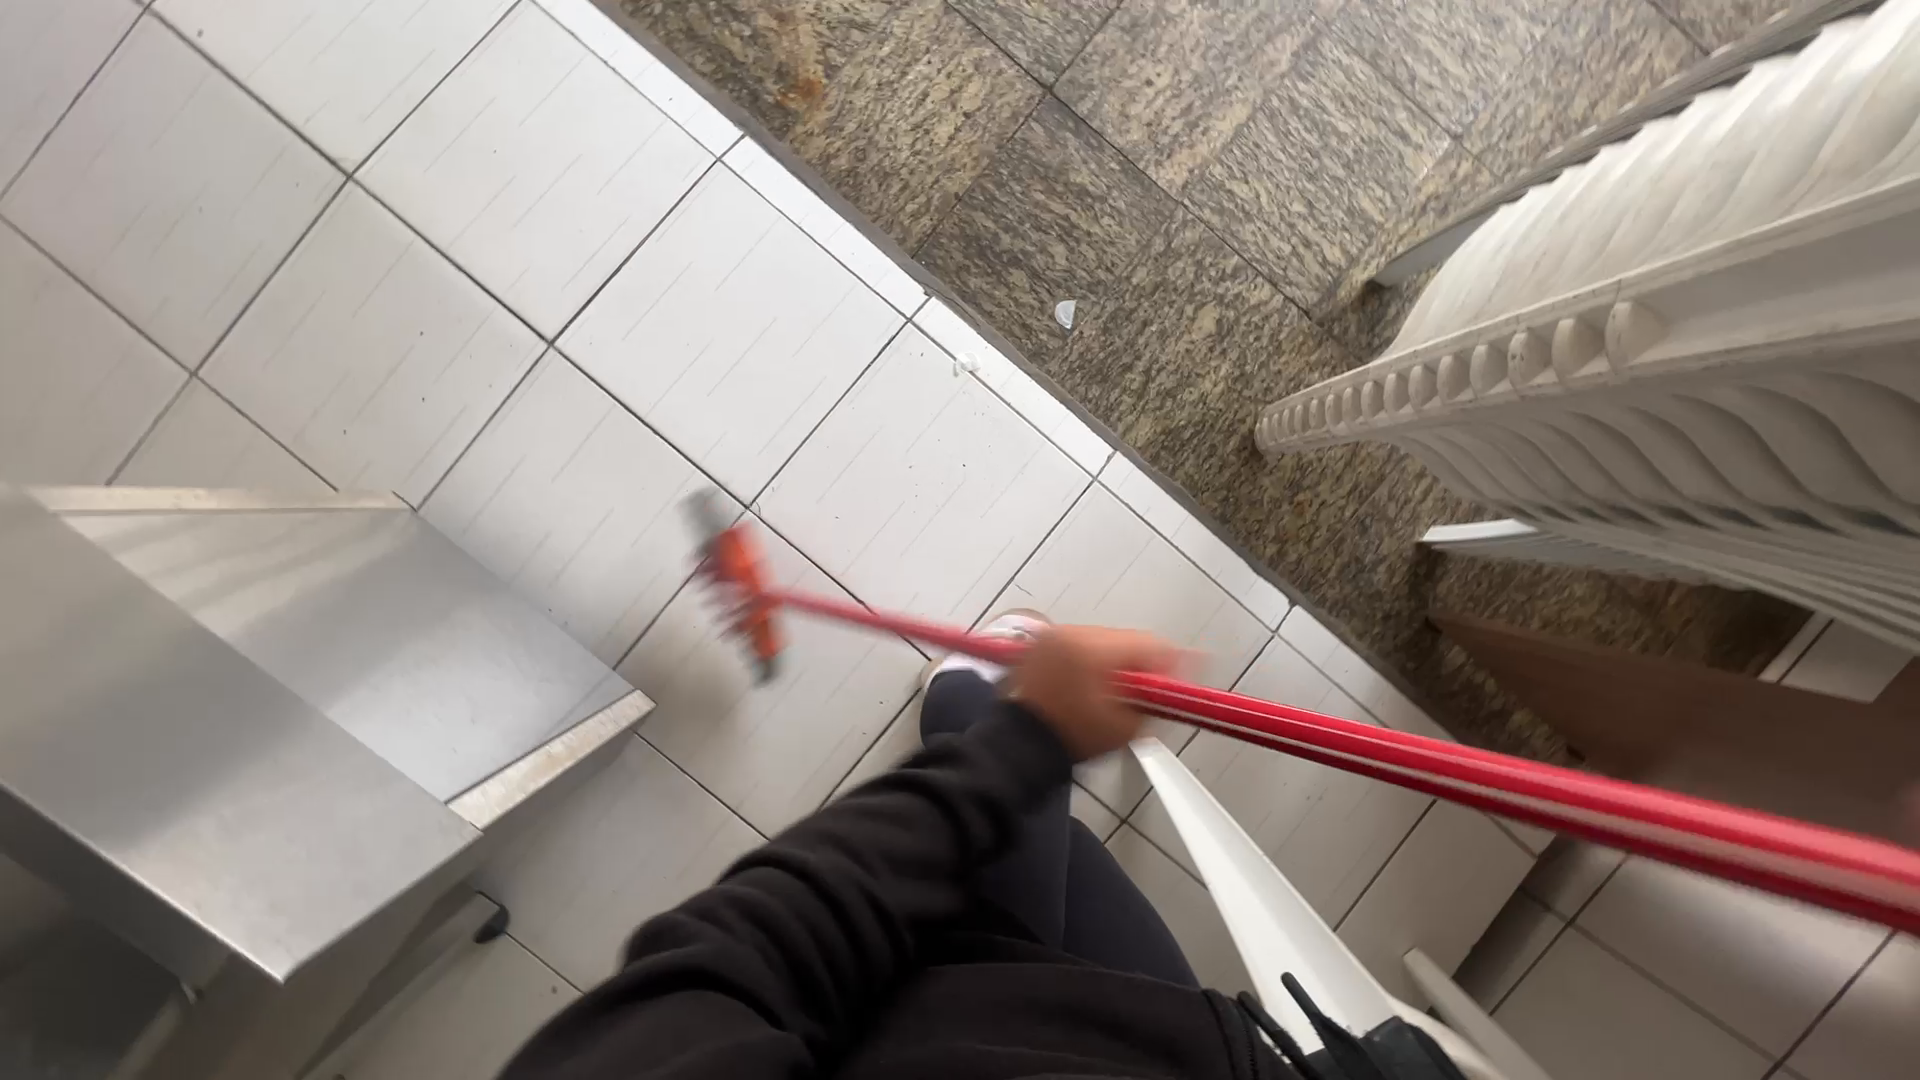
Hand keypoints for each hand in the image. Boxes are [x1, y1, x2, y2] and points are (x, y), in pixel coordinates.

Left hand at [1005, 626, 1183, 761]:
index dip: (1170, 664)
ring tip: (1111, 691)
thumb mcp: (1127, 726)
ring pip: (1103, 639)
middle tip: (1143, 692)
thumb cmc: (1073, 738)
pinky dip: (1090, 658)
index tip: (1177, 681)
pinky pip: (1079, 642)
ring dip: (1114, 660)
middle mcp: (1073, 633)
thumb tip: (1178, 681)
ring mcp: (1054, 634)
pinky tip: (1090, 683)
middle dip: (1139, 663)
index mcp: (1094, 650)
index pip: (1150, 644)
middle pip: (1126, 639)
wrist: (1022, 743)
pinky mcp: (1042, 641)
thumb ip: (1157, 699)